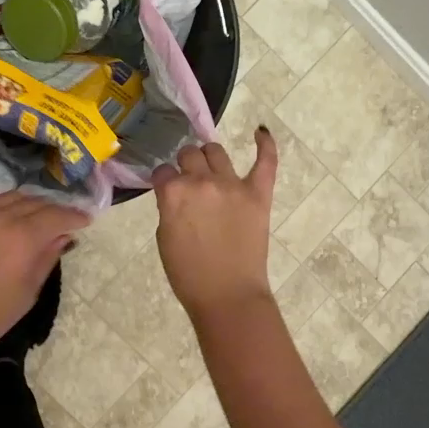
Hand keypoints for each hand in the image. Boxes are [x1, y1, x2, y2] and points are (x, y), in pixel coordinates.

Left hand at [0, 192, 88, 363]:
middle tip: (65, 221)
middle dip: (55, 209)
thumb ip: (46, 260)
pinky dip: (7, 204)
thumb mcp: (26, 294)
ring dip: (31, 203)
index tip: (86, 221)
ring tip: (40, 217)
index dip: (74, 216)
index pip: (57, 216)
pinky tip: (10, 216)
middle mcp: (2, 216)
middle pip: (37, 202)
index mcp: (23, 238)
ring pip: (13, 196)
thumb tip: (62, 237)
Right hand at [152, 127, 278, 320]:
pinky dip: (265, 144)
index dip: (163, 180)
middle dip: (184, 165)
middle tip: (188, 181)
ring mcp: (232, 185)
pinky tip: (261, 131)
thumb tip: (176, 195)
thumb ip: (169, 208)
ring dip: (209, 157)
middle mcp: (202, 181)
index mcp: (174, 193)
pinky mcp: (258, 194)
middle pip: (189, 154)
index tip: (166, 189)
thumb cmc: (188, 275)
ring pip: (216, 151)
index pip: (163, 170)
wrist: (228, 296)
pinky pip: (265, 161)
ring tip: (210, 166)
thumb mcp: (164, 237)